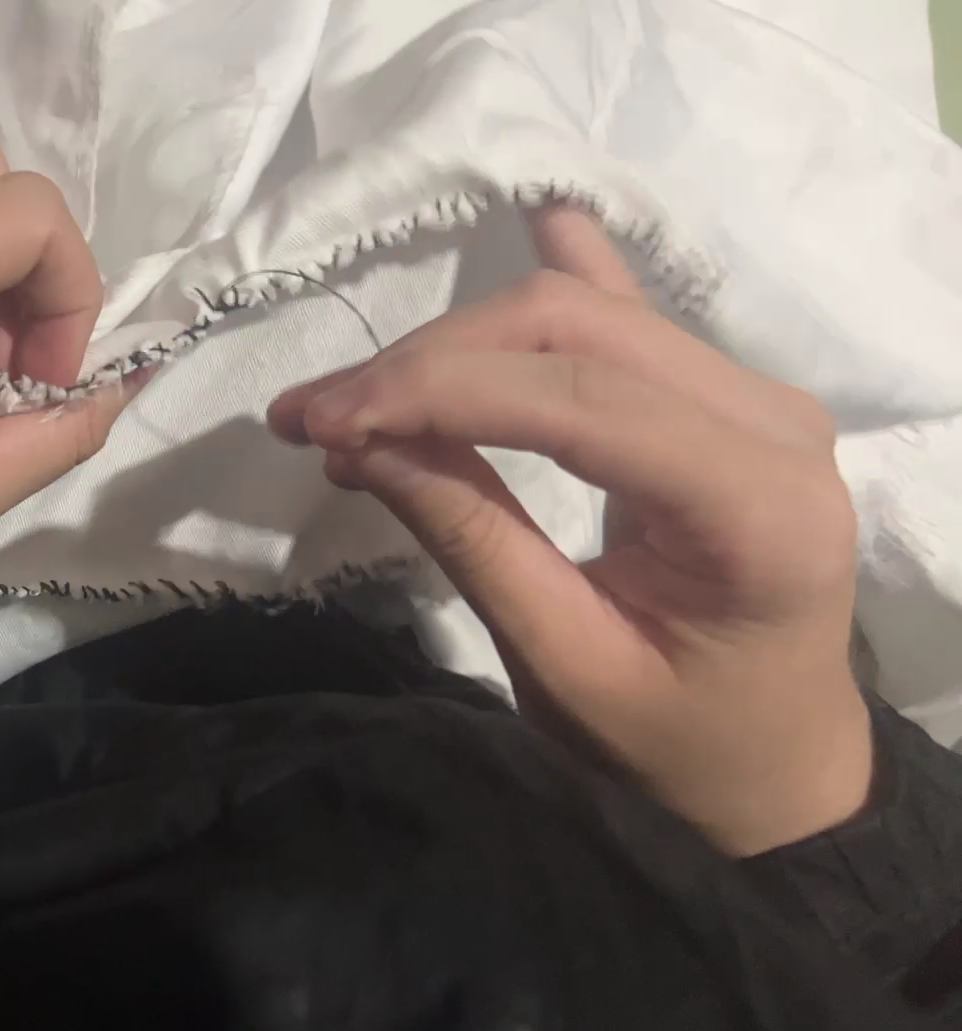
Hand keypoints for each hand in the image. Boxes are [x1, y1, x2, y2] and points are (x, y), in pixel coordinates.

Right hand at [268, 206, 869, 854]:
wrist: (764, 763)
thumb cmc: (665, 741)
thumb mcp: (554, 659)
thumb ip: (467, 538)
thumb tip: (364, 444)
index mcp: (748, 503)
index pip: (569, 399)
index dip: (428, 394)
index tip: (320, 423)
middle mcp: (763, 420)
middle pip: (565, 331)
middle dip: (417, 366)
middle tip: (310, 417)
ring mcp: (743, 399)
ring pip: (573, 317)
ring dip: (442, 347)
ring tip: (346, 398)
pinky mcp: (706, 403)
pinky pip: (627, 317)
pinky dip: (568, 270)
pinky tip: (537, 223)